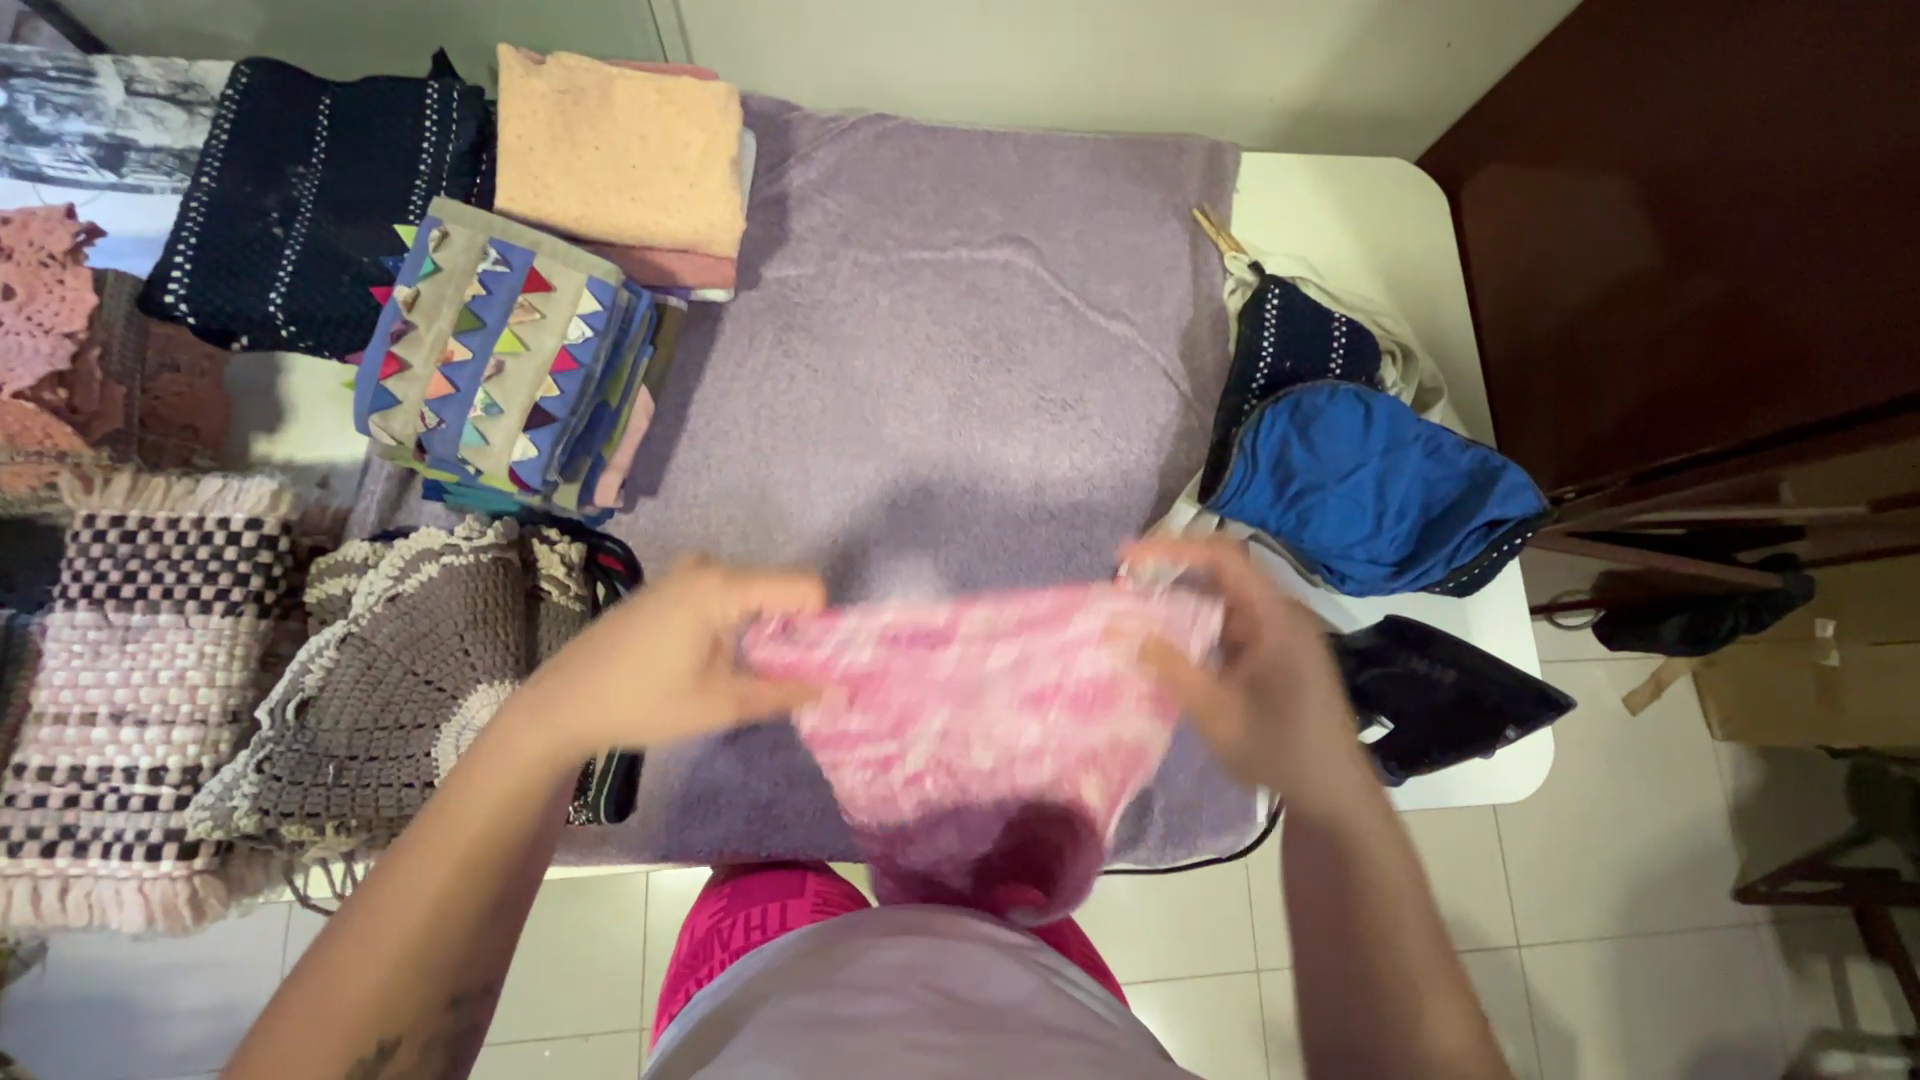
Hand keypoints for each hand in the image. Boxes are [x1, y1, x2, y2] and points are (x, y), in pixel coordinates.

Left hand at [503, 554, 827, 761]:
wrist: (561, 704)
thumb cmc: (643, 703)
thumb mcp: (722, 704)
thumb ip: (787, 692)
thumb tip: (840, 692)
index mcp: (722, 586)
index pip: (806, 587)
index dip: (819, 626)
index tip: (809, 665)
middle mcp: (708, 567)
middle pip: (780, 590)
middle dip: (792, 632)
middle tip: (781, 679)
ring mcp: (686, 574)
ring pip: (755, 595)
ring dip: (764, 631)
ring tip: (743, 674)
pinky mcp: (671, 587)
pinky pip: (727, 596)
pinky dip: (737, 625)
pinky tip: (713, 662)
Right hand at [1121, 534, 1369, 800]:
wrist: (1334, 795)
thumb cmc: (1278, 752)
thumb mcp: (1216, 713)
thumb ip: (1169, 667)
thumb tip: (1120, 630)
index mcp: (1275, 619)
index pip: (1223, 558)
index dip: (1172, 549)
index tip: (1127, 557)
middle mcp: (1280, 615)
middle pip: (1222, 571)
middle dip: (1170, 571)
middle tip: (1125, 583)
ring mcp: (1279, 633)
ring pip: (1223, 598)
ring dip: (1180, 599)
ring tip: (1136, 609)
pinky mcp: (1275, 653)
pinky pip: (1230, 623)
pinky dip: (1196, 624)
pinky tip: (1168, 641)